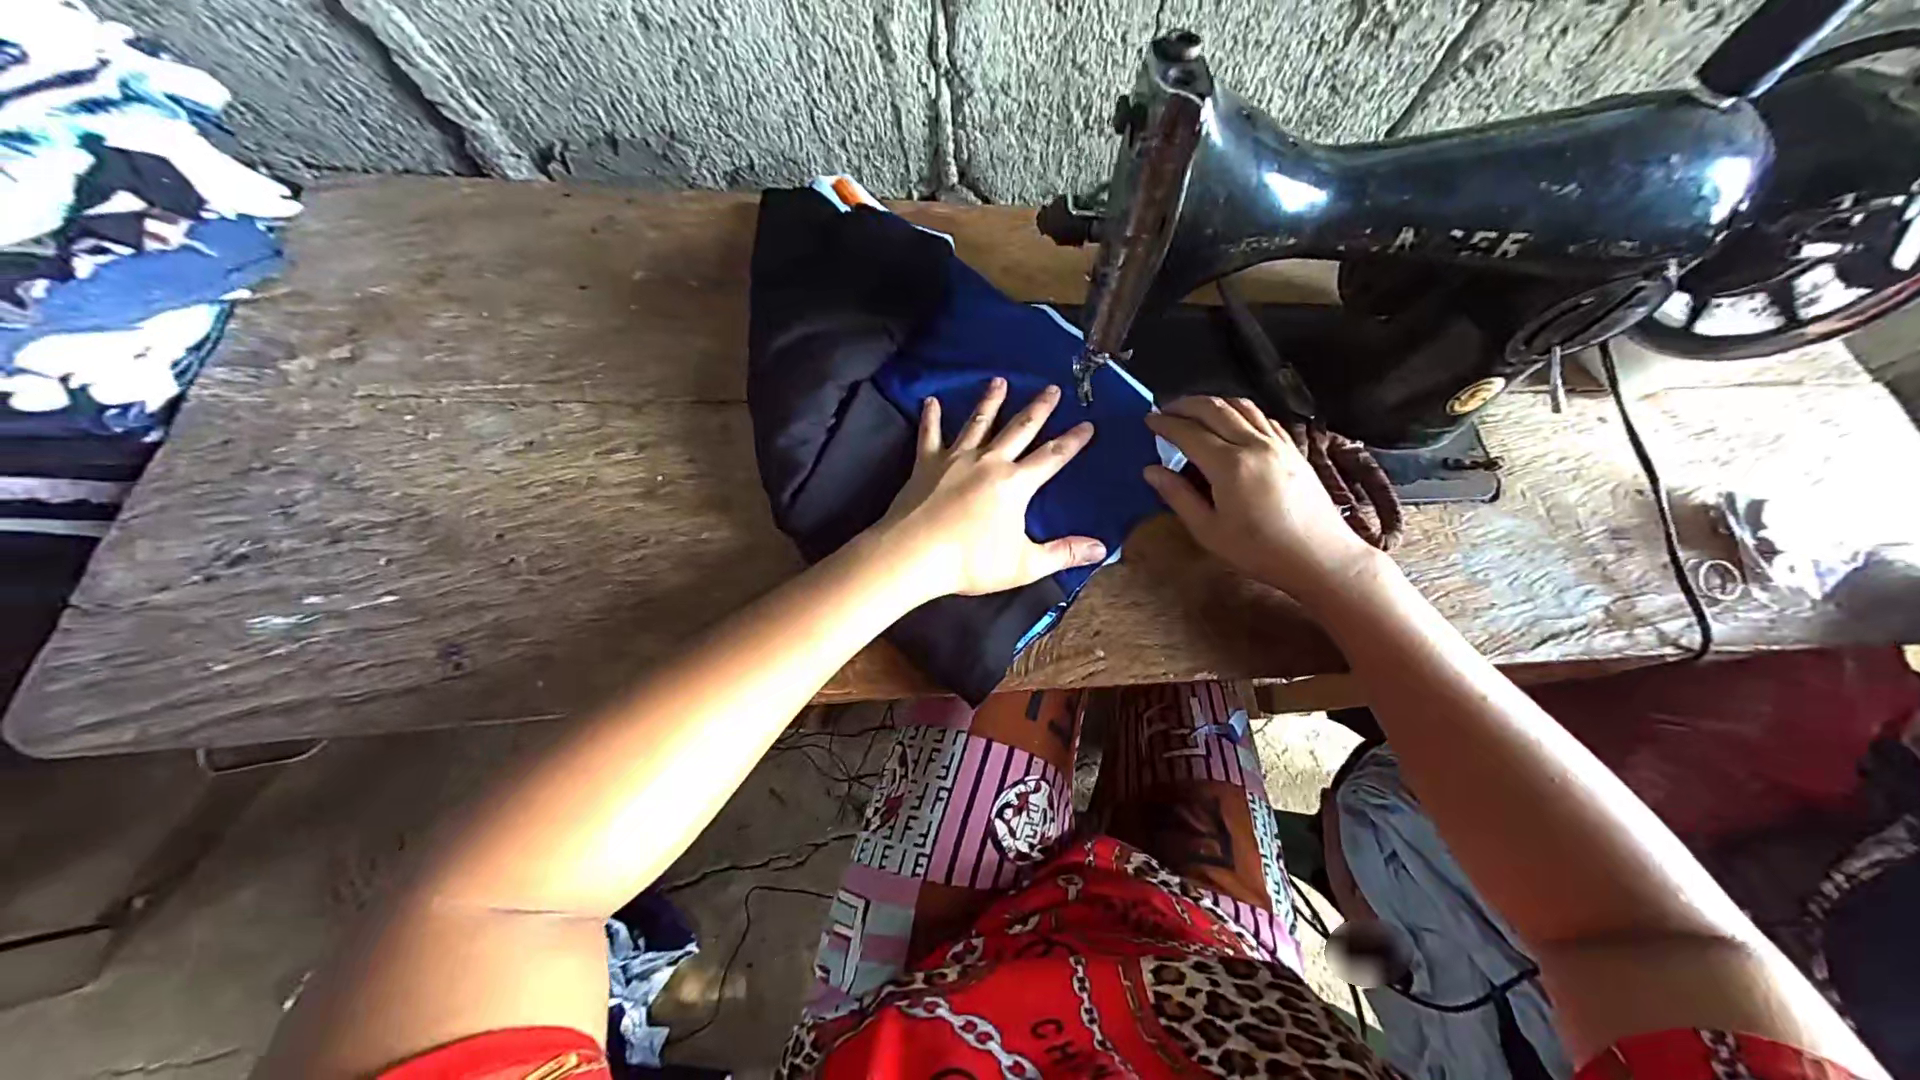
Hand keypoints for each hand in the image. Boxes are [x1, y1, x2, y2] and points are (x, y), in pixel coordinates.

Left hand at [872, 378, 1106, 598]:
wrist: (915, 555)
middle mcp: (989, 462)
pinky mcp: (926, 463)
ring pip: (978, 422)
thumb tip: (1100, 548)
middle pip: (1019, 429)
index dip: (1073, 441)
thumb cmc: (971, 561)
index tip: (1087, 423)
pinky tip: (931, 401)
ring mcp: (955, 459)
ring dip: (991, 401)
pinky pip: (930, 434)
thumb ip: (1063, 553)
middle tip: (1051, 388)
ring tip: (1000, 381)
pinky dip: (931, 417)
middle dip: (1038, 408)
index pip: (1052, 457)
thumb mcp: (1025, 564)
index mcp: (1016, 483)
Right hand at [1145, 396, 1383, 605]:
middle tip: (1166, 409)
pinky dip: (1240, 412)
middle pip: (1215, 409)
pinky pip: (1263, 418)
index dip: (1166, 424)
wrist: (1320, 557)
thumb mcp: (1208, 530)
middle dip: (1186, 404)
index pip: (1189, 432)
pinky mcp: (1294, 449)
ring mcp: (1278, 443)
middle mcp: (1254, 444)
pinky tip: (1232, 422)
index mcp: (1229, 465)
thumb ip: (1178, 496)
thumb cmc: (1259, 551)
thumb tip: (1151, 470)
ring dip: (1213, 402)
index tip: (1149, 420)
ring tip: (1194, 410)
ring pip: (1242, 406)